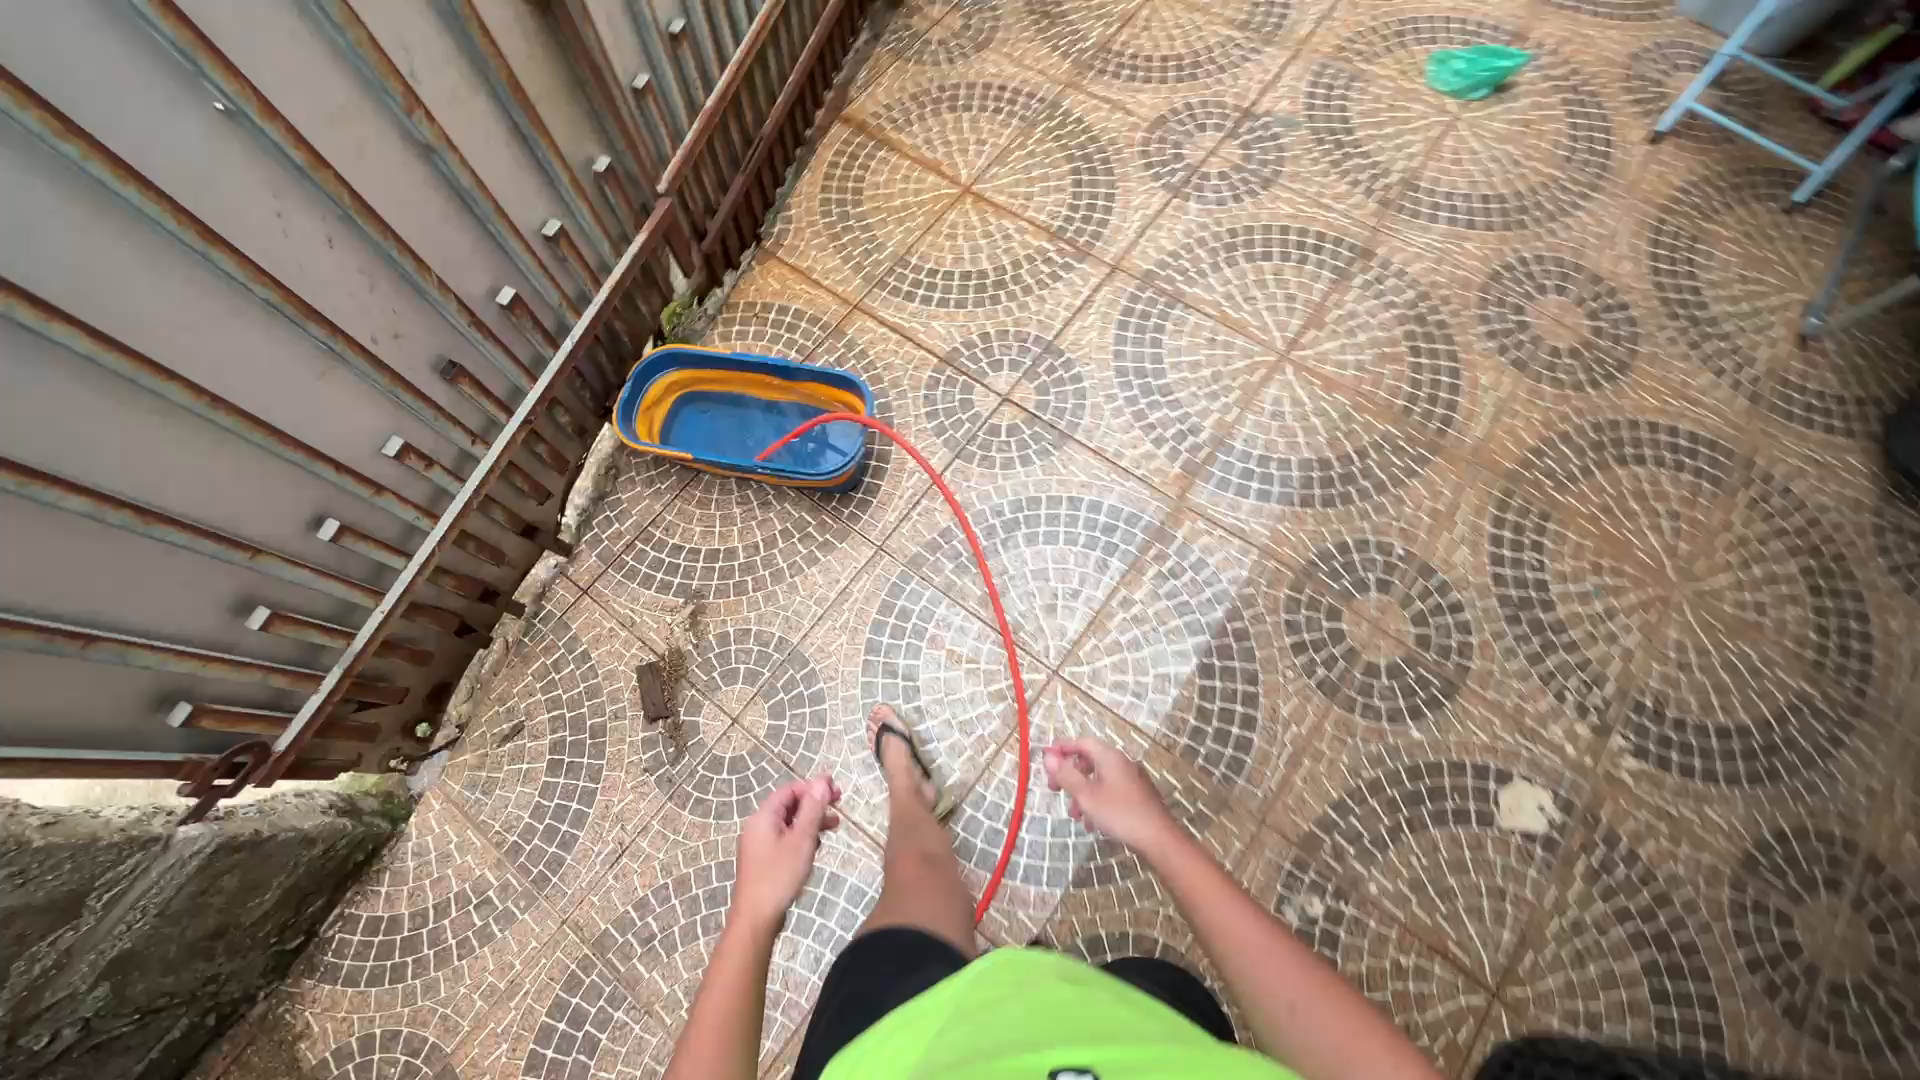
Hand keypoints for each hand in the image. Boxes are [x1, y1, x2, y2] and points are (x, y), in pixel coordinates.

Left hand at [730, 775, 840, 930]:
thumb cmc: (779, 876)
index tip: (836, 789)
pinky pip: (785, 838)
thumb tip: (822, 782)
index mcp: (763, 817)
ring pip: (789, 822)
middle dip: (814, 803)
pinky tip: (816, 845)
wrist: (756, 919)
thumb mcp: (801, 840)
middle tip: (839, 803)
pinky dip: (802, 836)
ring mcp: (760, 844)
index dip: (813, 787)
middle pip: (789, 805)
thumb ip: (812, 809)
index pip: (789, 790)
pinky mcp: (764, 860)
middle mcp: (758, 826)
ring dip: (811, 820)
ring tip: (834, 825)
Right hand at [1043, 737, 1181, 852]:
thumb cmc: (1119, 813)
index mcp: (1109, 757)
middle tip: (1054, 789)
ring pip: (1098, 778)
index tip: (1046, 761)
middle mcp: (1121, 762)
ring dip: (1082, 792)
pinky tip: (1093, 823)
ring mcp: (1131, 778)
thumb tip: (1047, 756)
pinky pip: (1110, 790)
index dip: (1062, 748)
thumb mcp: (1086, 796)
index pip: (1081, 742)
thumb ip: (1065, 775)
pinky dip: (1097, 800)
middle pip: (1089, 760)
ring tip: (1075, 814)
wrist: (1158, 838)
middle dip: (1070, 774)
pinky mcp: (1137, 794)